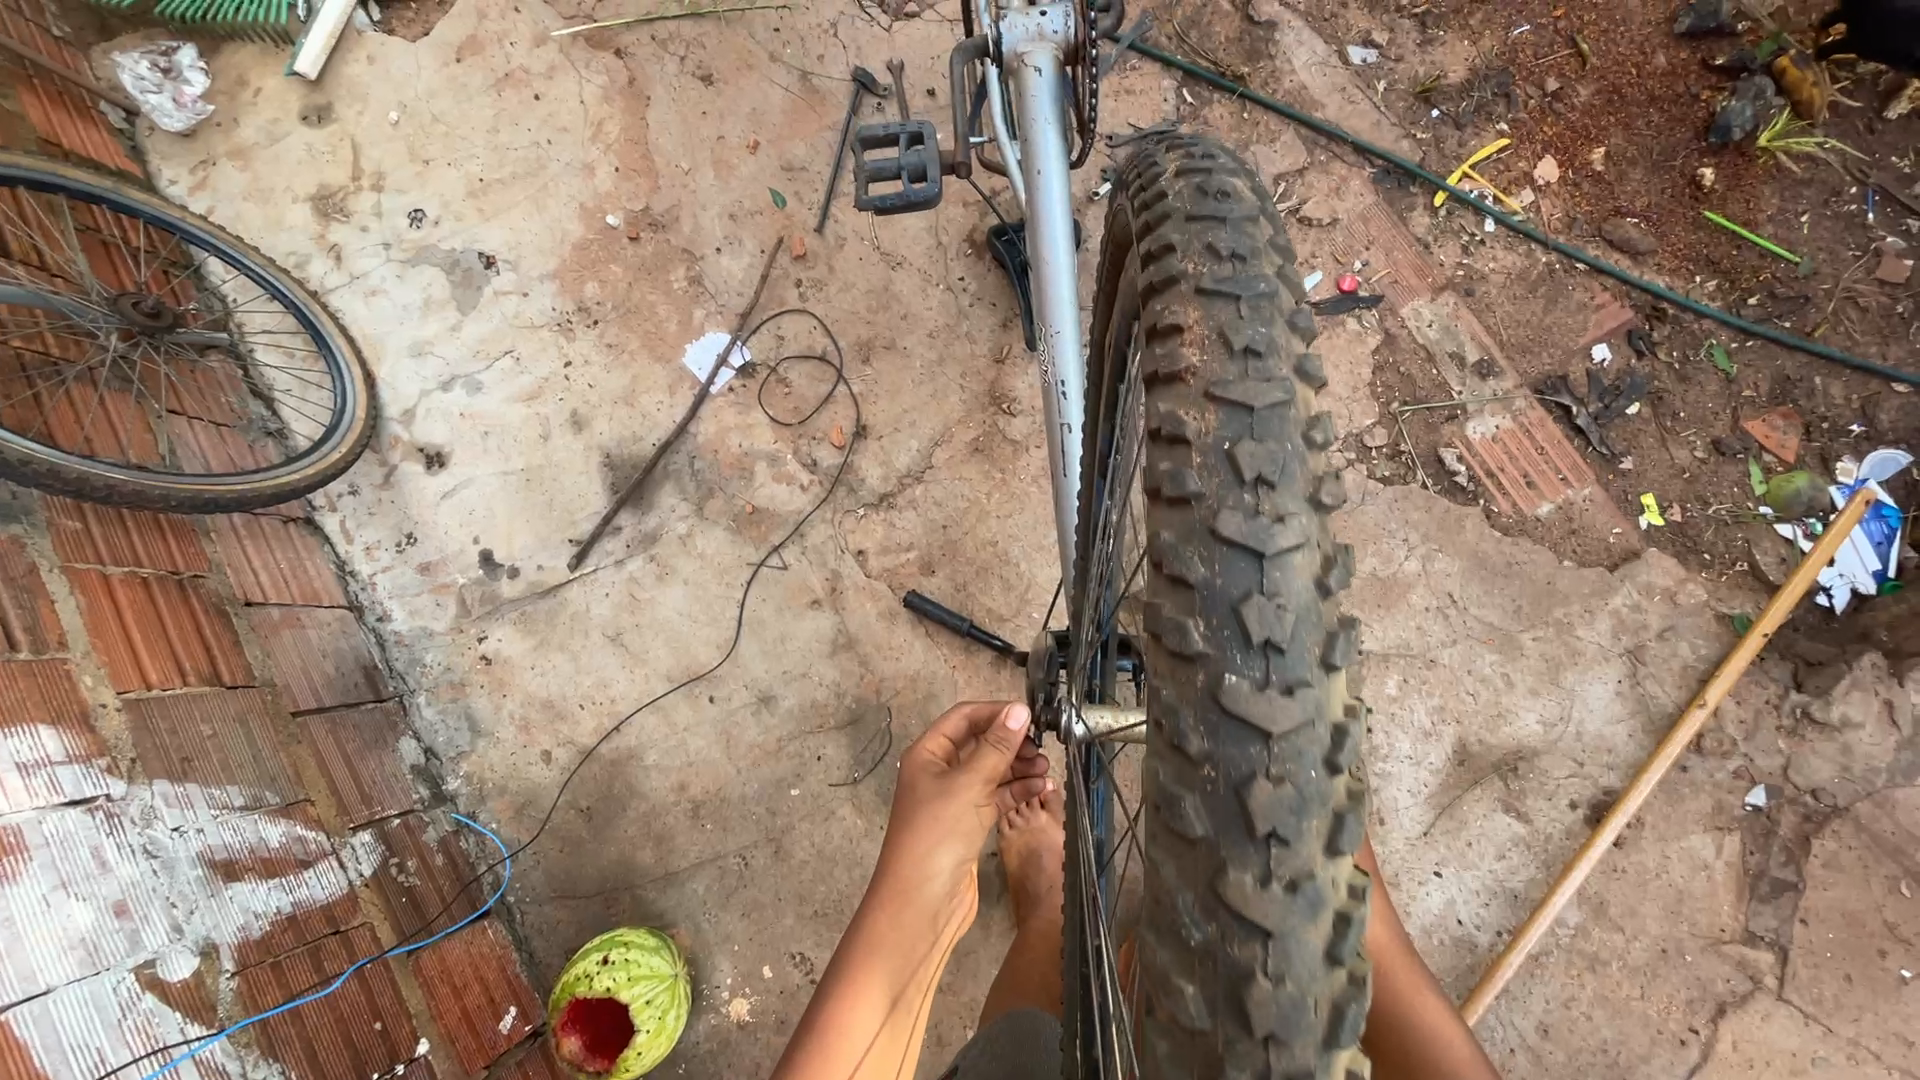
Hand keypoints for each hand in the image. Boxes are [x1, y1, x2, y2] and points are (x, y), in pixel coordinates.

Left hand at [873, 701, 1050, 920]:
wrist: (923, 903)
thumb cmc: (937, 835)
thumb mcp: (969, 784)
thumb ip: (997, 747)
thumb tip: (1019, 710)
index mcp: (929, 753)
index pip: (964, 717)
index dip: (996, 712)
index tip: (1030, 716)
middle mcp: (939, 771)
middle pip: (980, 743)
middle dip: (1011, 742)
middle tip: (1041, 747)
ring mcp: (954, 799)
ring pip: (991, 771)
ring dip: (1018, 767)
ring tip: (1045, 768)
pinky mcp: (969, 823)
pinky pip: (996, 796)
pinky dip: (1016, 791)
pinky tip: (1039, 788)